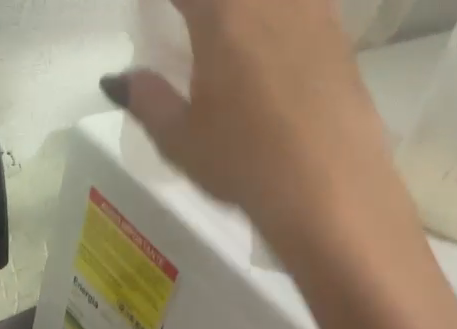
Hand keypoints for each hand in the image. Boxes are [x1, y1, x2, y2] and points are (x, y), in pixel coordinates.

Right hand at [103, 0, 402, 252]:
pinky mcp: (337, 31)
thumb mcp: (179, 139)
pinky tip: (269, 38)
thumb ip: (147, 99)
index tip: (150, 13)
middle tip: (187, 21)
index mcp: (221, 13)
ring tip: (228, 31)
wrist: (327, 182)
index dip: (162, 2)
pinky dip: (275, 17)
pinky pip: (300, 6)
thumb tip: (119, 78)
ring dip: (241, 12)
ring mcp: (310, 7)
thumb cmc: (242, 160)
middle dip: (203, 8)